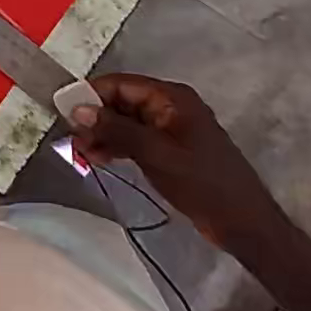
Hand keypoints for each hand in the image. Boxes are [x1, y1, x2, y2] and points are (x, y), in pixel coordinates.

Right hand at [70, 74, 286, 249]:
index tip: (64, 109)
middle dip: (95, 118)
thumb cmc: (203, 183)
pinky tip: (98, 157)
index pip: (120, 84)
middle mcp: (168, 106)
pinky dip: (116, 146)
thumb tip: (78, 109)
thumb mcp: (156, 154)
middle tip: (71, 137)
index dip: (91, 94)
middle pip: (120, 102)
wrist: (246, 226)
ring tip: (81, 152)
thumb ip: (116, 129)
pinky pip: (134, 139)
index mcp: (170, 97)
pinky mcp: (168, 148)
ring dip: (102, 134)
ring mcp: (168, 128)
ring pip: (125, 122)